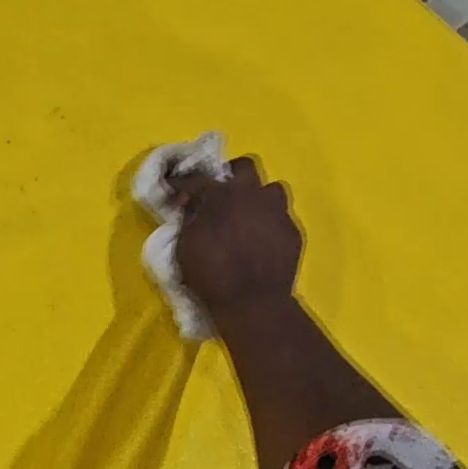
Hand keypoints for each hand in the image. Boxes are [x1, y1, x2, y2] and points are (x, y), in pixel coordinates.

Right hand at [164, 156, 302, 311]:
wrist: (252, 302)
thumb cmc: (211, 275)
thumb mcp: (186, 247)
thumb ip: (190, 218)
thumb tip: (192, 202)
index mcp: (223, 196)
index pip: (199, 178)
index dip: (184, 182)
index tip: (174, 186)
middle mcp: (254, 195)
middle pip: (245, 166)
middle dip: (230, 174)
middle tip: (219, 192)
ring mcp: (278, 211)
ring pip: (271, 189)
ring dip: (257, 197)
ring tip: (246, 215)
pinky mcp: (293, 231)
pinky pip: (280, 217)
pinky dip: (268, 223)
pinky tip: (260, 240)